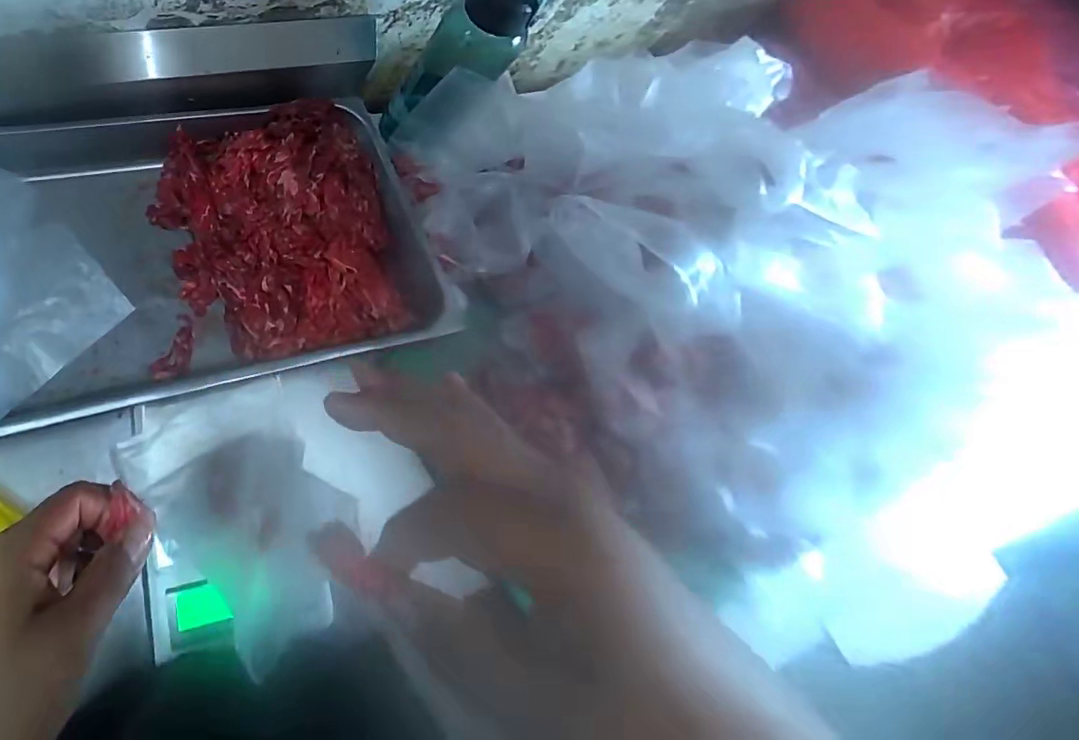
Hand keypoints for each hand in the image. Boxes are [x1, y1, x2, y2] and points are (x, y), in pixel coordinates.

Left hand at [0, 482, 153, 739]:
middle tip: (135, 567)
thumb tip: (144, 521)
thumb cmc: (16, 689)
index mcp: (18, 546)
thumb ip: (112, 571)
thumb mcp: (75, 630)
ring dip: (93, 557)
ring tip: (115, 590)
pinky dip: (75, 578)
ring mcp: (1, 580)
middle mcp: (6, 552)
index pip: (76, 497)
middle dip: (106, 531)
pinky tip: (88, 608)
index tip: (145, 539)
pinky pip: (47, 571)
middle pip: (68, 517)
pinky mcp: (3, 606)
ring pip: (60, 546)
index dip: (114, 508)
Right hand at [318, 361, 831, 739]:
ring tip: (376, 374)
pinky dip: (468, 412)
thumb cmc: (630, 717)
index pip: (449, 512)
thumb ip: (436, 625)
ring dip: (425, 400)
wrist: (741, 733)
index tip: (380, 573)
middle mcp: (562, 492)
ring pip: (485, 425)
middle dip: (397, 412)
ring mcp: (575, 487)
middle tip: (338, 396)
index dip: (403, 538)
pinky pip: (510, 439)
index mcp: (554, 537)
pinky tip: (452, 388)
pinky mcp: (581, 498)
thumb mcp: (528, 692)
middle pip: (463, 435)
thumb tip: (356, 567)